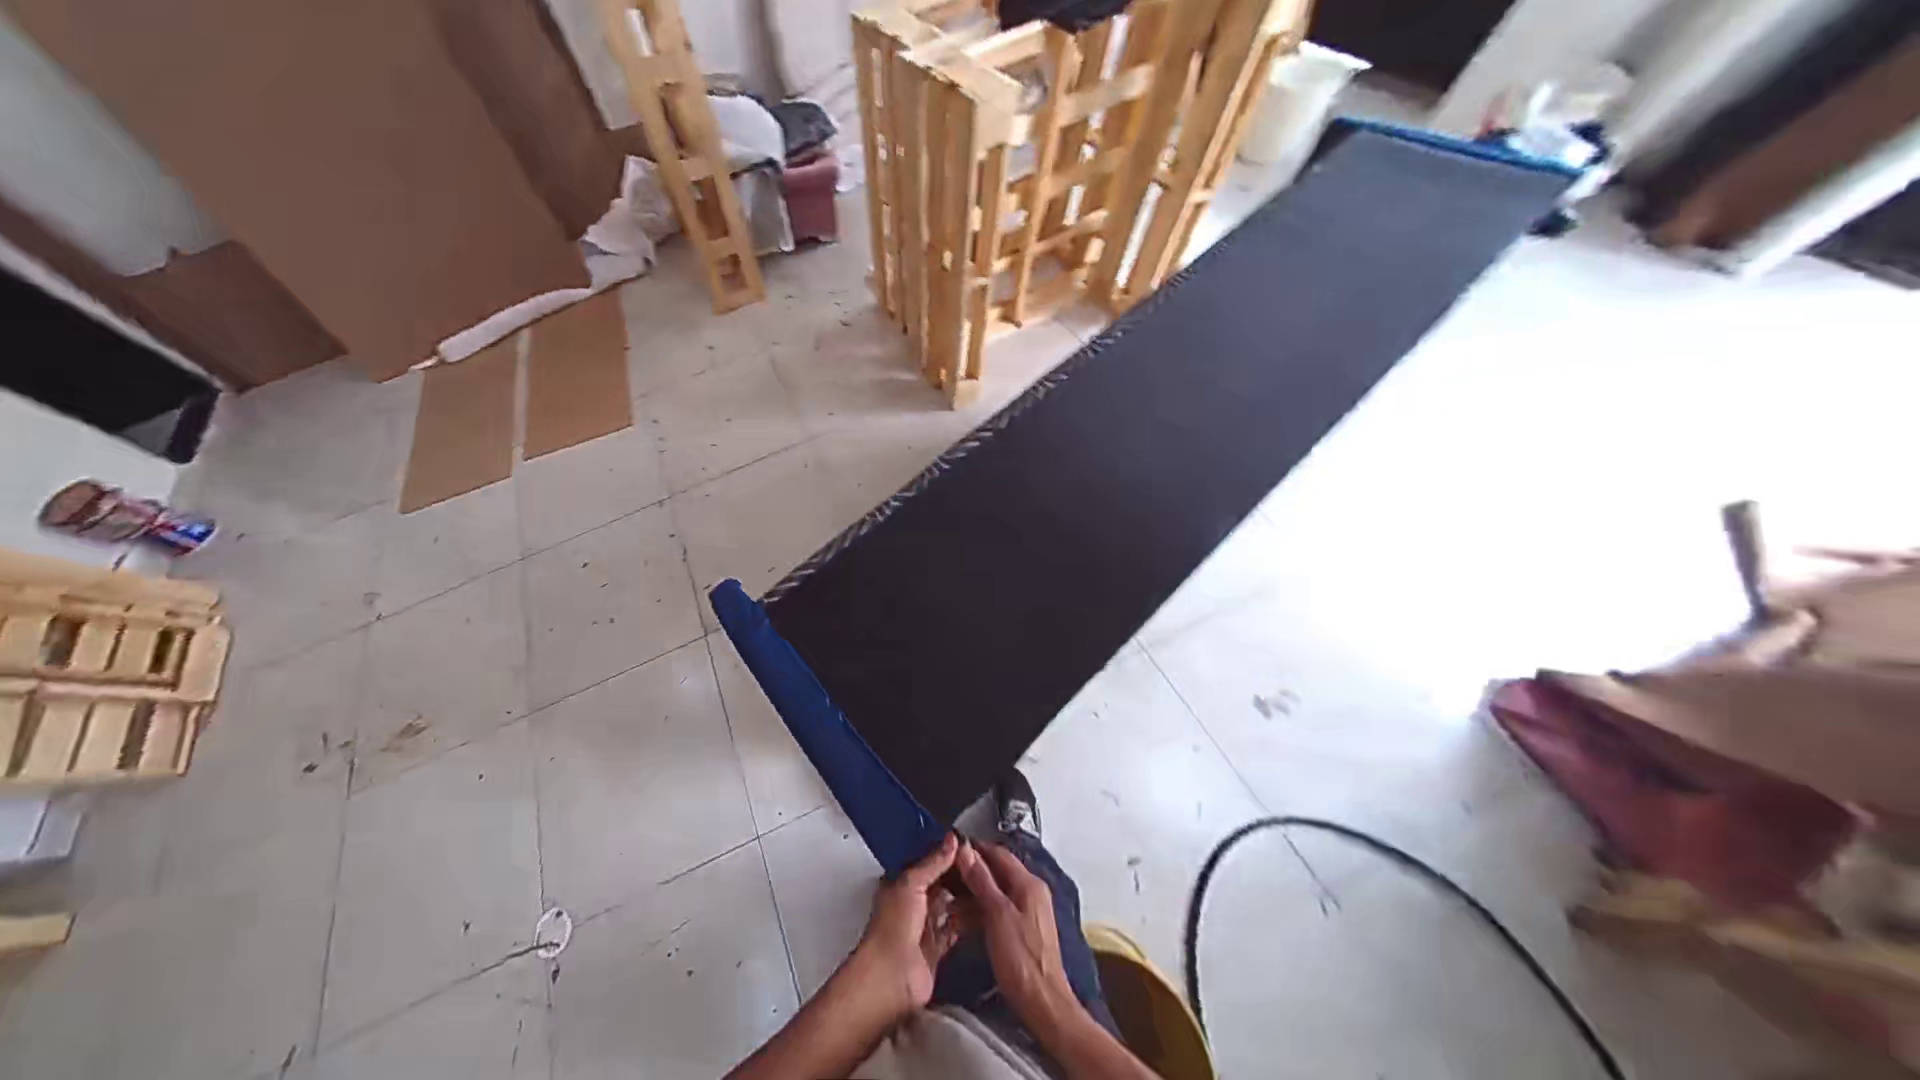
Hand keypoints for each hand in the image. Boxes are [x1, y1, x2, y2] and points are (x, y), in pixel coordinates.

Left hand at [846, 832, 965, 1017]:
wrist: (891, 978)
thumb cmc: (890, 931)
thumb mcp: (912, 884)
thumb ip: (933, 862)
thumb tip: (951, 840)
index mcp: (900, 885)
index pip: (927, 862)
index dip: (946, 853)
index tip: (967, 845)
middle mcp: (912, 904)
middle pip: (941, 883)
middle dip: (959, 874)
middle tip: (981, 863)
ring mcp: (924, 926)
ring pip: (950, 904)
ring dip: (967, 895)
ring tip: (987, 883)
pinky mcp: (936, 948)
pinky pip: (956, 928)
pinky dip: (969, 920)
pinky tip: (983, 911)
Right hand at [954, 840, 1080, 1035]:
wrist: (1042, 1002)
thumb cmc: (1020, 959)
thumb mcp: (997, 915)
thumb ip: (981, 881)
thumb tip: (966, 850)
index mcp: (1029, 883)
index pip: (999, 853)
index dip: (975, 849)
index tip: (950, 850)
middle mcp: (1032, 891)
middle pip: (998, 870)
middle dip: (972, 870)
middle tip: (945, 873)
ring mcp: (1028, 910)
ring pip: (997, 889)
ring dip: (974, 890)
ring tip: (948, 896)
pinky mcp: (1023, 928)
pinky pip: (999, 907)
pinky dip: (982, 907)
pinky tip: (963, 916)